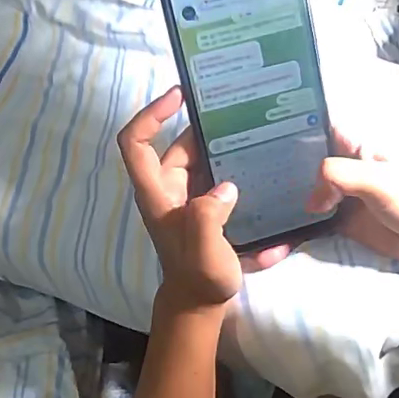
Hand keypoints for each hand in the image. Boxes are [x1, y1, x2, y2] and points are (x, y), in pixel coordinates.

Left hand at [118, 88, 288, 310]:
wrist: (201, 301)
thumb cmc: (198, 277)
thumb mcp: (203, 253)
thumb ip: (208, 218)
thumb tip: (227, 187)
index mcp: (158, 192)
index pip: (136, 143)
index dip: (150, 115)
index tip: (179, 96)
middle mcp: (168, 187)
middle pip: (178, 144)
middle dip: (204, 126)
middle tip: (240, 110)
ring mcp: (187, 195)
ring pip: (201, 157)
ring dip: (223, 144)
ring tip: (257, 129)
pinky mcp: (206, 203)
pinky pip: (217, 174)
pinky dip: (233, 165)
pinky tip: (261, 161)